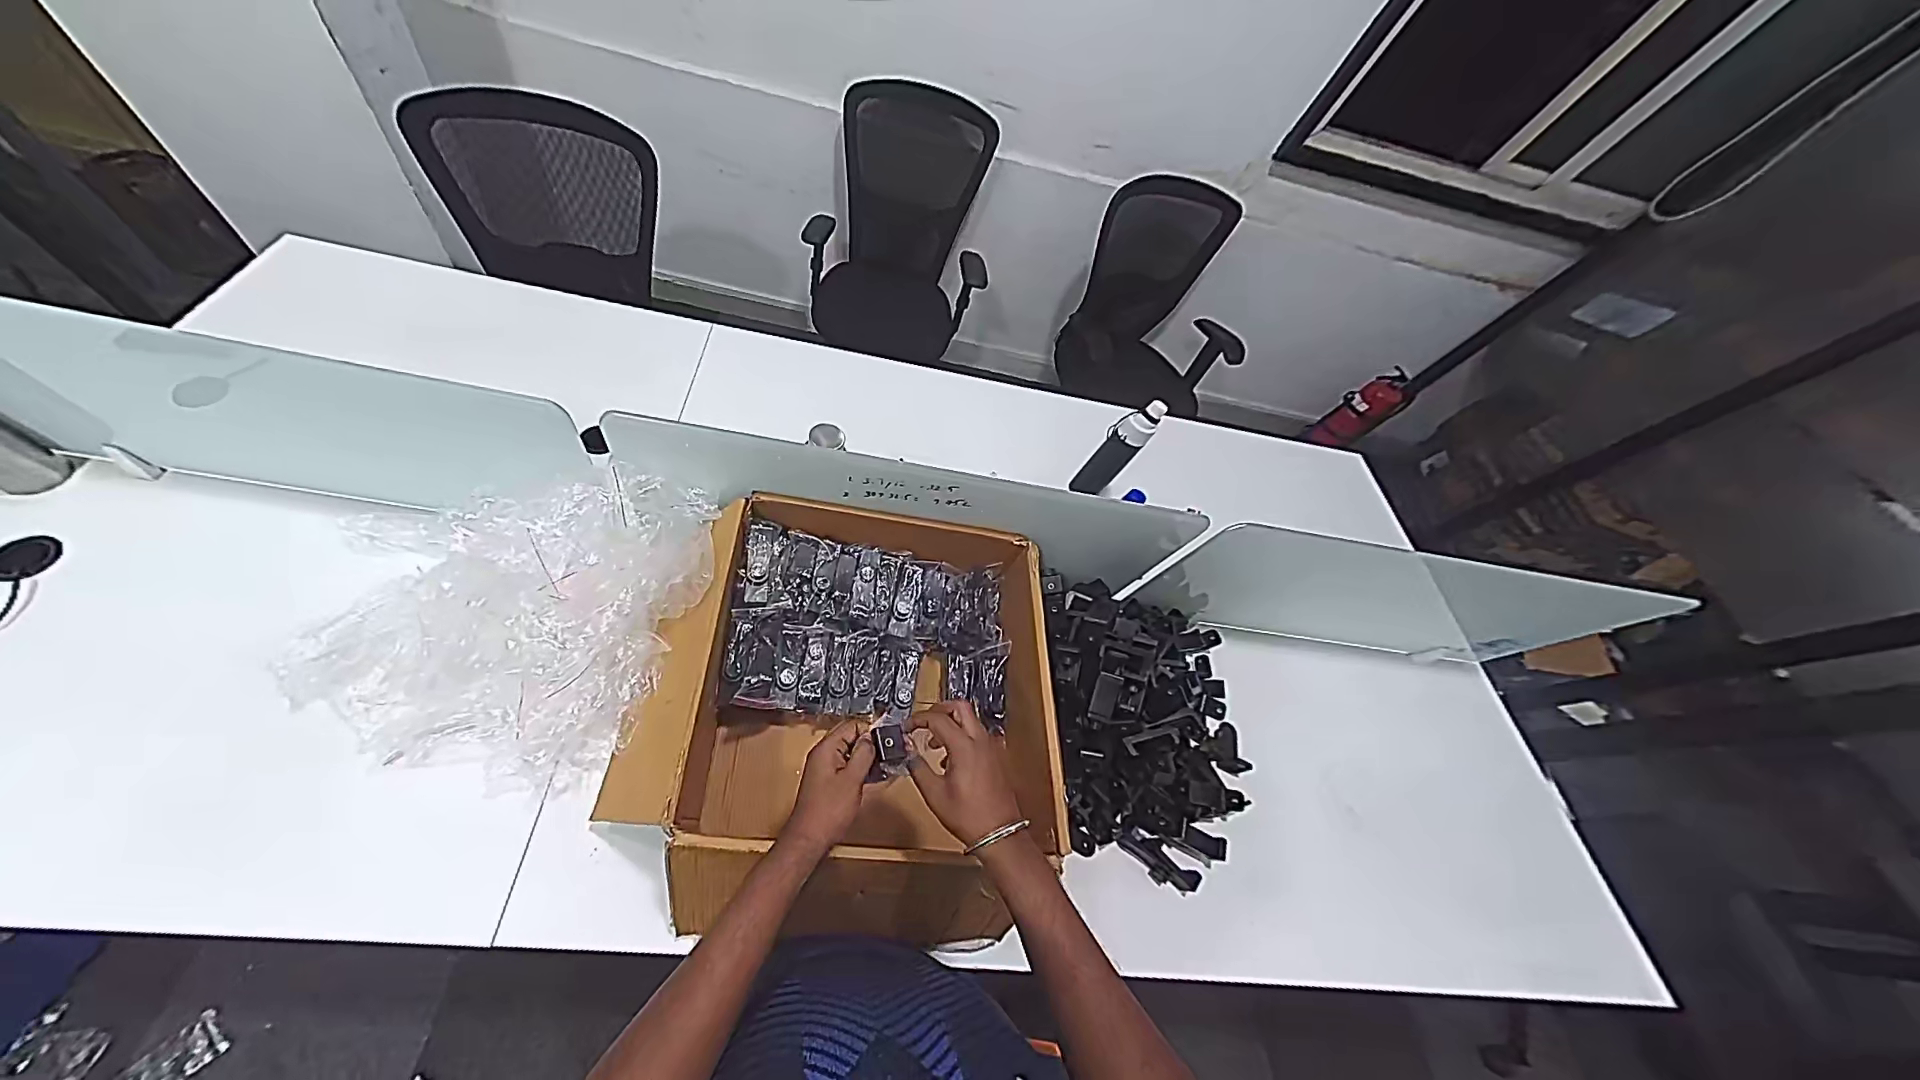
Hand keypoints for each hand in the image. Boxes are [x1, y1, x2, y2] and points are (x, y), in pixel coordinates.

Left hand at [781, 719, 876, 857]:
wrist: (810, 838)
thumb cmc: (827, 812)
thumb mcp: (852, 779)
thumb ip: (864, 754)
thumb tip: (872, 736)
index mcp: (826, 748)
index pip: (852, 725)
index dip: (871, 730)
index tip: (886, 739)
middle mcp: (824, 754)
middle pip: (852, 737)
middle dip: (871, 744)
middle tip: (890, 752)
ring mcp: (826, 768)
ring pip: (852, 752)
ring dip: (869, 757)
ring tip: (886, 765)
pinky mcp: (830, 781)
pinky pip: (849, 766)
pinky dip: (862, 769)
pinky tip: (875, 776)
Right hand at [908, 700, 1024, 848]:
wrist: (998, 832)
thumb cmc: (969, 816)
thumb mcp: (934, 793)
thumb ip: (918, 767)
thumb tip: (908, 753)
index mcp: (964, 747)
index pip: (938, 718)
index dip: (918, 719)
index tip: (907, 726)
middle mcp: (981, 741)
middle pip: (960, 707)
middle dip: (939, 710)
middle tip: (924, 722)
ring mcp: (991, 747)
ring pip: (970, 719)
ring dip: (951, 723)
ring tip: (935, 743)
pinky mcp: (996, 756)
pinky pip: (977, 734)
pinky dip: (962, 735)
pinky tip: (951, 758)